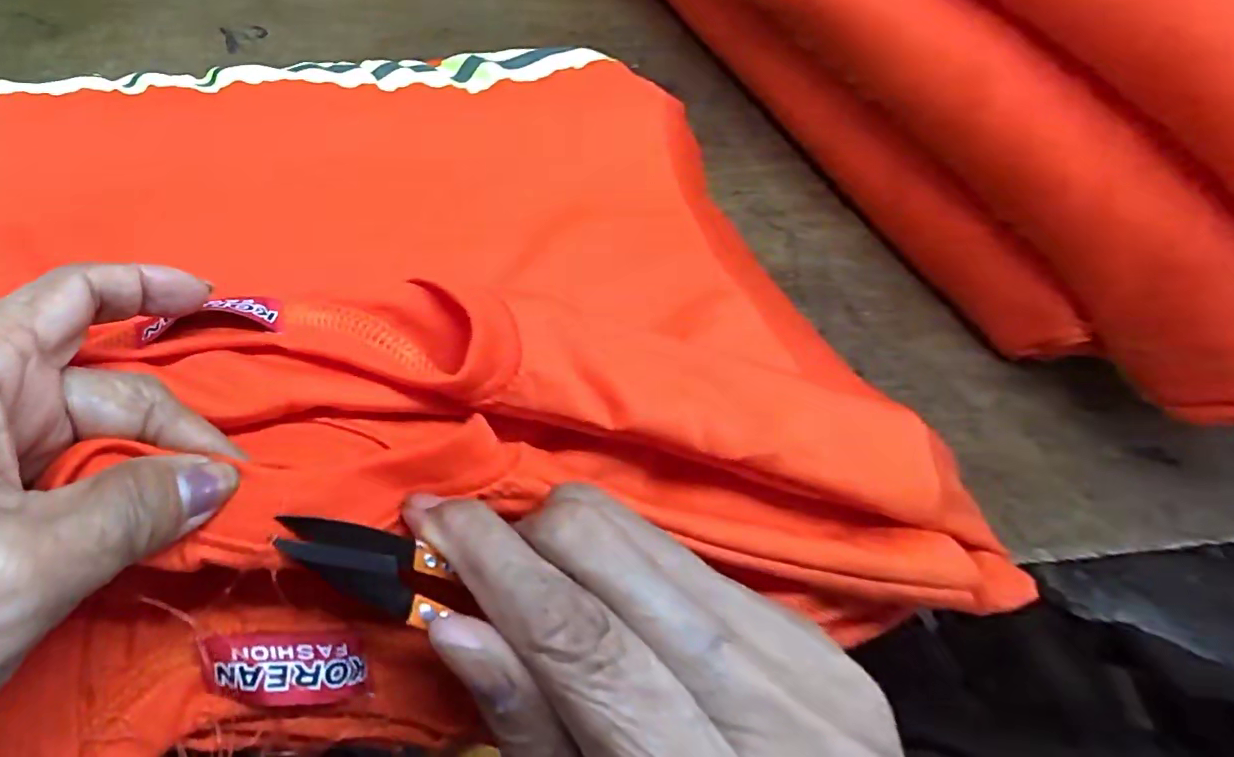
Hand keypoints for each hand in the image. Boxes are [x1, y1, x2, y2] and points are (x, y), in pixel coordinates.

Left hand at [0, 264, 242, 756]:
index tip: (208, 296)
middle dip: (168, 421)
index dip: (145, 284)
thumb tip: (219, 480)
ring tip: (205, 506)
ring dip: (151, 467)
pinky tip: (159, 525)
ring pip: (93, 441)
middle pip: (101, 383)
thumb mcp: (17, 565)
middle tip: (228, 478)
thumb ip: (129, 511)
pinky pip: (76, 487)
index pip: (73, 298)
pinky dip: (124, 500)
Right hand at [405, 486, 901, 756]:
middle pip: (602, 546)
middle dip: (519, 533)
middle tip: (475, 556)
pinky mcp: (808, 631)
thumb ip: (523, 719)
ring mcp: (801, 659)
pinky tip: (604, 596)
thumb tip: (448, 622)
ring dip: (559, 536)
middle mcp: (772, 707)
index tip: (425, 515)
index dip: (492, 563)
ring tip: (536, 575)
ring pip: (632, 525)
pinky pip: (670, 545)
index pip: (580, 637)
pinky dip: (611, 554)